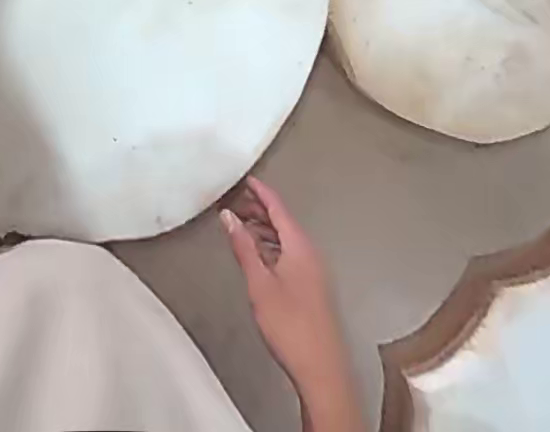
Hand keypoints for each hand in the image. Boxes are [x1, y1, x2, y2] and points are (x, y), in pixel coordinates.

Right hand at [220, 177, 344, 393]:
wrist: (321, 371)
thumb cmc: (288, 323)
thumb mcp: (259, 282)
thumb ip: (243, 246)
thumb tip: (228, 216)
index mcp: (300, 247)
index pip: (279, 209)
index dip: (261, 192)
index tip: (246, 179)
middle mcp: (310, 254)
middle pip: (283, 221)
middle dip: (259, 209)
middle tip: (233, 202)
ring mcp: (313, 271)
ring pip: (286, 238)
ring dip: (264, 228)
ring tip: (239, 225)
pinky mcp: (311, 286)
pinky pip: (290, 252)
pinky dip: (271, 245)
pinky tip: (256, 252)